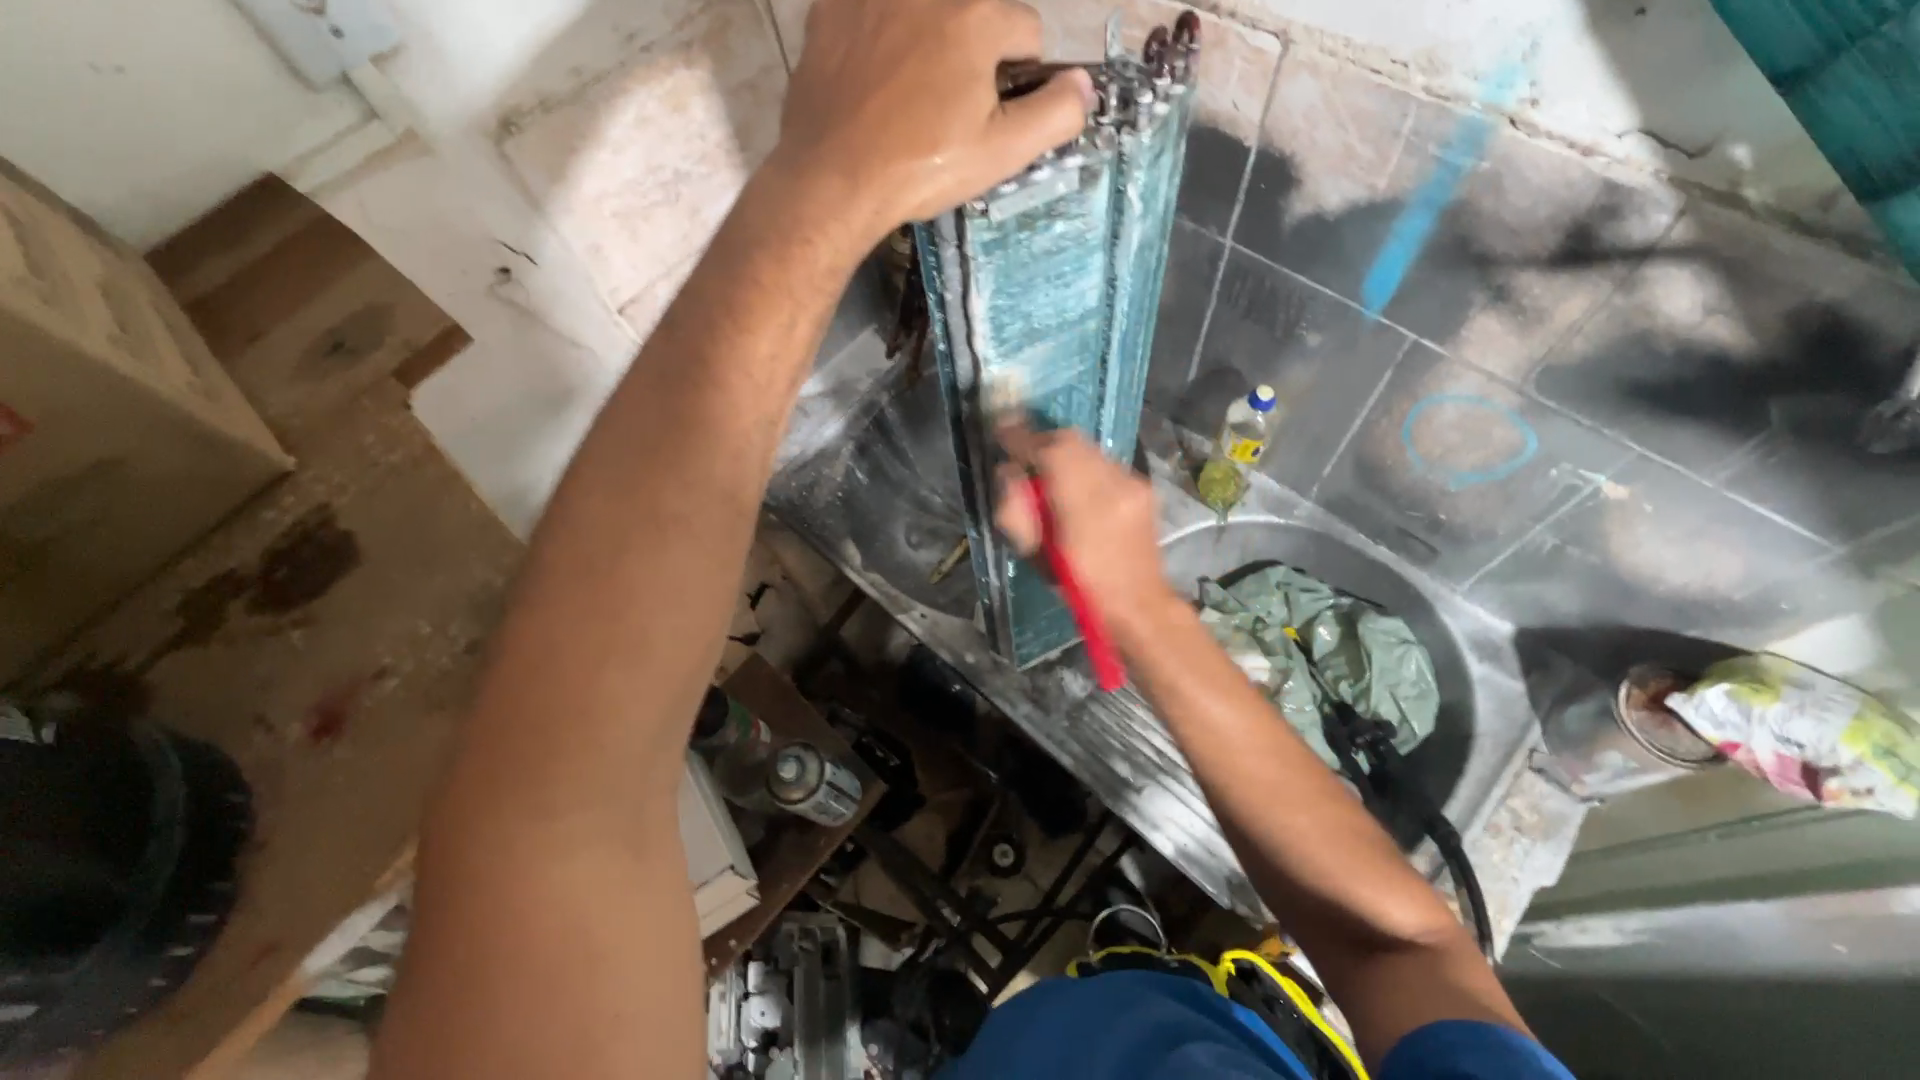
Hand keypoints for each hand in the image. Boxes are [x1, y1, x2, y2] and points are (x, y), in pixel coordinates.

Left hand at [772, 0, 1093, 247]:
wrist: (831, 180)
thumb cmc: (921, 168)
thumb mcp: (1000, 153)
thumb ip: (1055, 113)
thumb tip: (1084, 83)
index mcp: (978, 17)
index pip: (1027, 30)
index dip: (1018, 76)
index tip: (990, 111)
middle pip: (977, 12)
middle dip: (974, 50)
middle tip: (946, 105)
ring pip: (927, 10)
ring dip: (930, 35)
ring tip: (910, 89)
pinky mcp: (832, 6)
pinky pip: (877, 7)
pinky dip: (881, 29)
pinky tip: (873, 72)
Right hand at [994, 425, 1180, 647]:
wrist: (1137, 603)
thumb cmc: (1078, 588)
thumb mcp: (1034, 555)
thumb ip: (1016, 508)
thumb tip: (1009, 472)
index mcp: (1081, 507)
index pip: (1048, 452)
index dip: (1021, 437)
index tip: (1000, 430)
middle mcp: (1112, 484)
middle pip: (1070, 440)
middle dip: (1041, 439)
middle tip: (1019, 445)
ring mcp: (1132, 482)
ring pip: (1089, 447)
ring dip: (1062, 449)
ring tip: (1044, 464)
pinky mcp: (1142, 486)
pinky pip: (1104, 461)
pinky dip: (1083, 462)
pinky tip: (1073, 480)